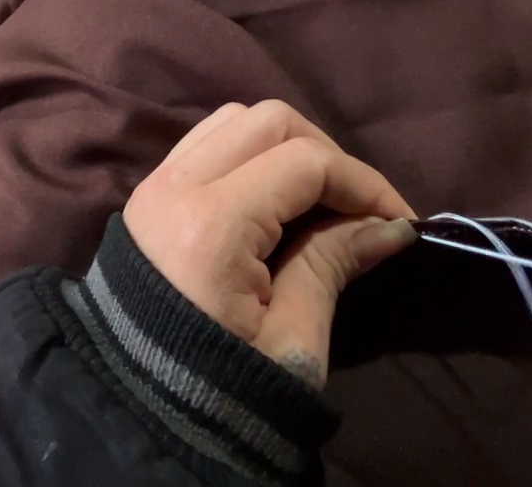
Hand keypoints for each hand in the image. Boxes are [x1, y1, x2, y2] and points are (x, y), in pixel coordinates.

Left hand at [124, 100, 416, 388]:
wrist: (133, 411)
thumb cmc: (218, 390)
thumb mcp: (291, 343)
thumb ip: (333, 265)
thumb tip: (389, 226)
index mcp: (211, 223)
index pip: (303, 162)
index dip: (362, 182)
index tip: (399, 220)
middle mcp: (177, 184)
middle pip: (267, 120)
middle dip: (325, 153)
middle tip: (358, 207)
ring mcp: (155, 182)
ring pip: (233, 120)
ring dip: (284, 145)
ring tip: (319, 199)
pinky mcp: (148, 192)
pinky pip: (206, 141)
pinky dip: (248, 152)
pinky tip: (272, 196)